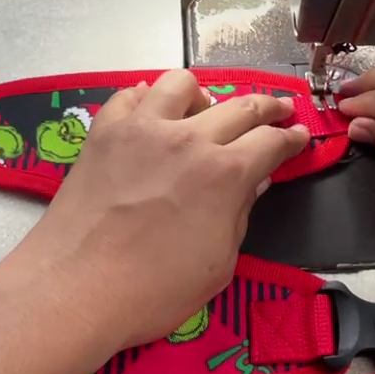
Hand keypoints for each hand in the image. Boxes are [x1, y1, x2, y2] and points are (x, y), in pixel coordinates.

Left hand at [0, 70, 308, 359]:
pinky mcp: (105, 131)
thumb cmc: (154, 291)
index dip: (291, 138)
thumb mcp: (218, 264)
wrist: (75, 288)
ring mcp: (142, 128)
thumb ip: (240, 215)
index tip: (299, 135)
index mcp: (224, 173)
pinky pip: (131, 95)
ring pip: (182, 83)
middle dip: (269, 105)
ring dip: (203, 95)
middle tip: (279, 109)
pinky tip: (151, 115)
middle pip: (241, 105)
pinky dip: (147, 99)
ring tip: (204, 112)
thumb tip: (253, 181)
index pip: (271, 141)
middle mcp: (188, 138)